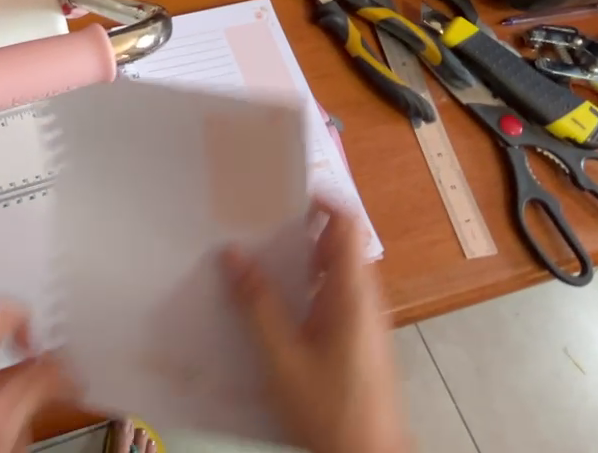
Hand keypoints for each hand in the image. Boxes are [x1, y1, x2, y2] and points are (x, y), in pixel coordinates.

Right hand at [221, 203, 409, 452]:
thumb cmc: (330, 409)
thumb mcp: (283, 358)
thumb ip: (258, 304)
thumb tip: (232, 252)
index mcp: (352, 293)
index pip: (347, 224)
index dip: (320, 199)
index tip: (279, 188)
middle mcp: (364, 298)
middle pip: (339, 242)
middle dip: (299, 224)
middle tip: (255, 216)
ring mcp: (364, 319)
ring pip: (335, 268)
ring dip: (301, 255)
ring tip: (255, 248)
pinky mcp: (358, 338)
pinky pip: (333, 292)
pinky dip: (306, 281)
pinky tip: (273, 296)